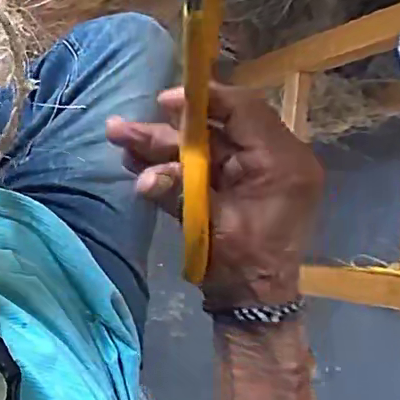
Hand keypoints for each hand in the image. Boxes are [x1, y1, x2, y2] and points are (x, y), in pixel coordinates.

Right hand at [106, 82, 323, 308]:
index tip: (165, 101)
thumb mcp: (213, 227)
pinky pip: (197, 167)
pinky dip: (166, 165)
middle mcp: (268, 160)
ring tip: (119, 142)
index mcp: (280, 163)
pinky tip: (135, 163)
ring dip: (158, 146)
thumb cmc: (245, 264)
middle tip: (119, 129)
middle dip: (164, 131)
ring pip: (199, 149)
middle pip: (211, 132)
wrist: (252, 299)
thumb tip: (144, 178)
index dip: (204, 102)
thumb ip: (180, 196)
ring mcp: (246, 173)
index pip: (245, 112)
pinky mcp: (229, 186)